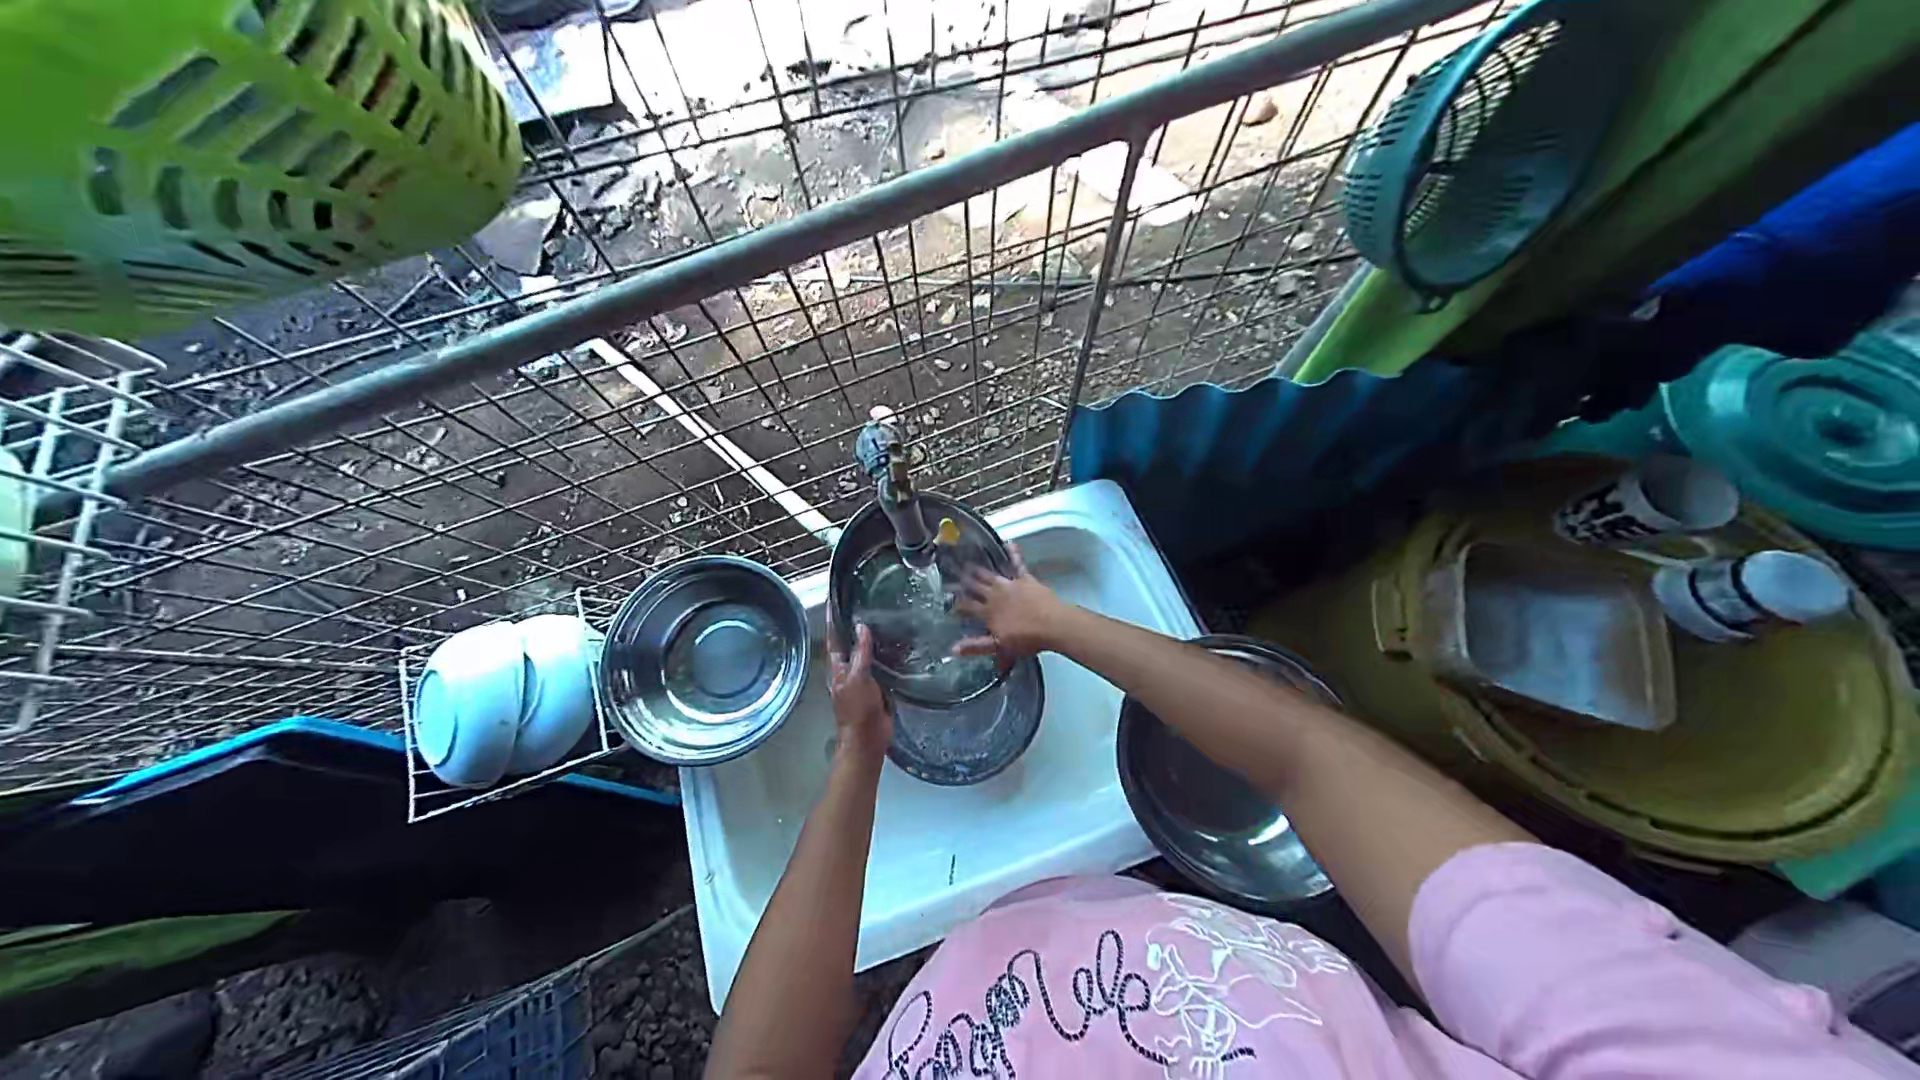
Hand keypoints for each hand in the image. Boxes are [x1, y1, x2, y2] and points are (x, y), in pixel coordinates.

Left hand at [827, 614, 890, 764]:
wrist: (868, 739)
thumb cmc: (857, 710)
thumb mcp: (858, 678)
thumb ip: (860, 653)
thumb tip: (861, 626)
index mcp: (839, 666)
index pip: (834, 636)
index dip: (833, 618)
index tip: (834, 598)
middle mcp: (849, 669)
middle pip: (851, 642)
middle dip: (856, 625)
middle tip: (867, 602)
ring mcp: (864, 678)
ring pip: (869, 653)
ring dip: (875, 639)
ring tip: (887, 618)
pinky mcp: (880, 687)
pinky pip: (884, 666)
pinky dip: (889, 654)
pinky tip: (901, 645)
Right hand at [951, 545, 1068, 666]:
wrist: (1052, 625)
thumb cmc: (1026, 639)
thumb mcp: (999, 647)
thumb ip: (976, 646)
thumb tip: (952, 648)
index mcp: (988, 612)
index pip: (967, 606)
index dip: (957, 604)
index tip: (947, 599)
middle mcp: (995, 595)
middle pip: (975, 587)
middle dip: (963, 582)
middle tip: (951, 575)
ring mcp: (1009, 585)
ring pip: (990, 575)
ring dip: (978, 569)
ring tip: (967, 563)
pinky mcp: (1025, 579)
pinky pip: (1017, 563)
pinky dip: (1012, 553)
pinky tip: (1008, 542)